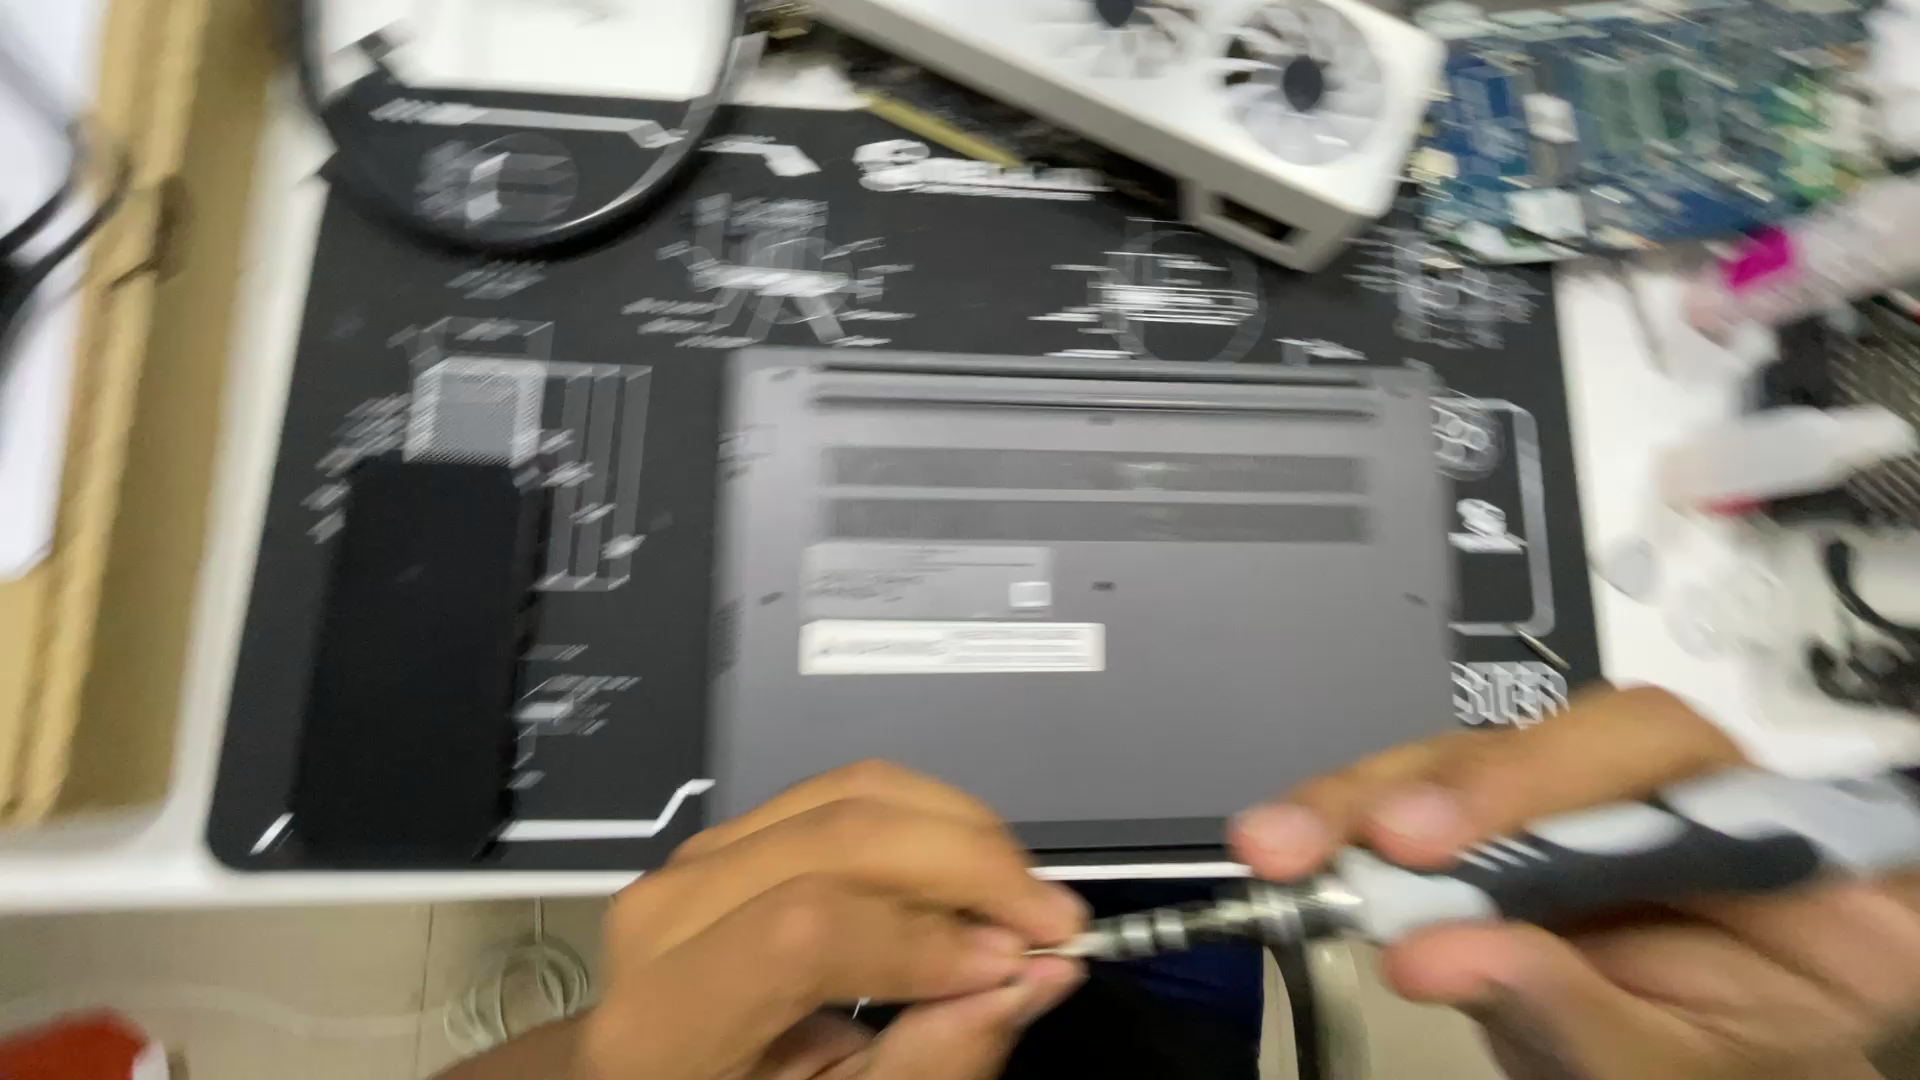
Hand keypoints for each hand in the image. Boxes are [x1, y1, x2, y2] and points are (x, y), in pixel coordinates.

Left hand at [579, 761, 1087, 1079]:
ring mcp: (705, 849)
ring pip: (856, 789)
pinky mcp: (742, 826)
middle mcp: (674, 903)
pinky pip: (847, 789)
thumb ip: (932, 1061)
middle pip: (844, 833)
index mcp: (666, 1014)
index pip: (807, 930)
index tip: (1017, 965)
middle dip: (968, 862)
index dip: (925, 939)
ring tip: (1016, 890)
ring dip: (957, 828)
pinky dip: (925, 816)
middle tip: (1051, 916)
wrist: (657, 1074)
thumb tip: (1041, 974)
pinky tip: (964, 865)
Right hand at [1230, 687, 1918, 1079]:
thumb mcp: (1663, 1072)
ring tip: (1274, 847)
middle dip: (1413, 786)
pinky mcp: (1480, 807)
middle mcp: (1663, 793)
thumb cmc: (1698, 1076)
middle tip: (1320, 841)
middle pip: (1527, 737)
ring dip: (1349, 805)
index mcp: (1783, 854)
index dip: (1530, 774)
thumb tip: (1430, 953)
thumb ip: (1574, 1012)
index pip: (1658, 750)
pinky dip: (1337, 825)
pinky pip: (1399, 796)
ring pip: (1442, 758)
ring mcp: (1560, 797)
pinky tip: (1290, 844)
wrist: (1655, 1078)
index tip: (1424, 840)